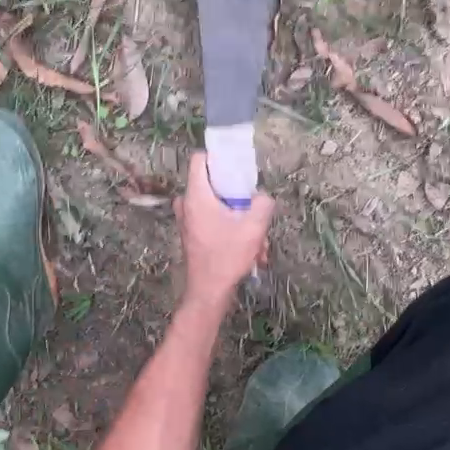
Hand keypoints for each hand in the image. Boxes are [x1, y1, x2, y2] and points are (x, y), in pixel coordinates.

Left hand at [173, 153, 274, 310]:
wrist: (209, 292)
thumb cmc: (226, 257)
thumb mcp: (254, 227)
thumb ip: (262, 204)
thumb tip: (262, 197)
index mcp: (196, 195)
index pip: (199, 159)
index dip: (218, 157)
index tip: (237, 165)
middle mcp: (186, 204)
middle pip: (212, 182)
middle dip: (237, 196)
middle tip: (252, 208)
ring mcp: (187, 219)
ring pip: (216, 204)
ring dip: (239, 218)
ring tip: (256, 238)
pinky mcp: (192, 233)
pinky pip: (213, 220)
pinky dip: (231, 230)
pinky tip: (250, 250)